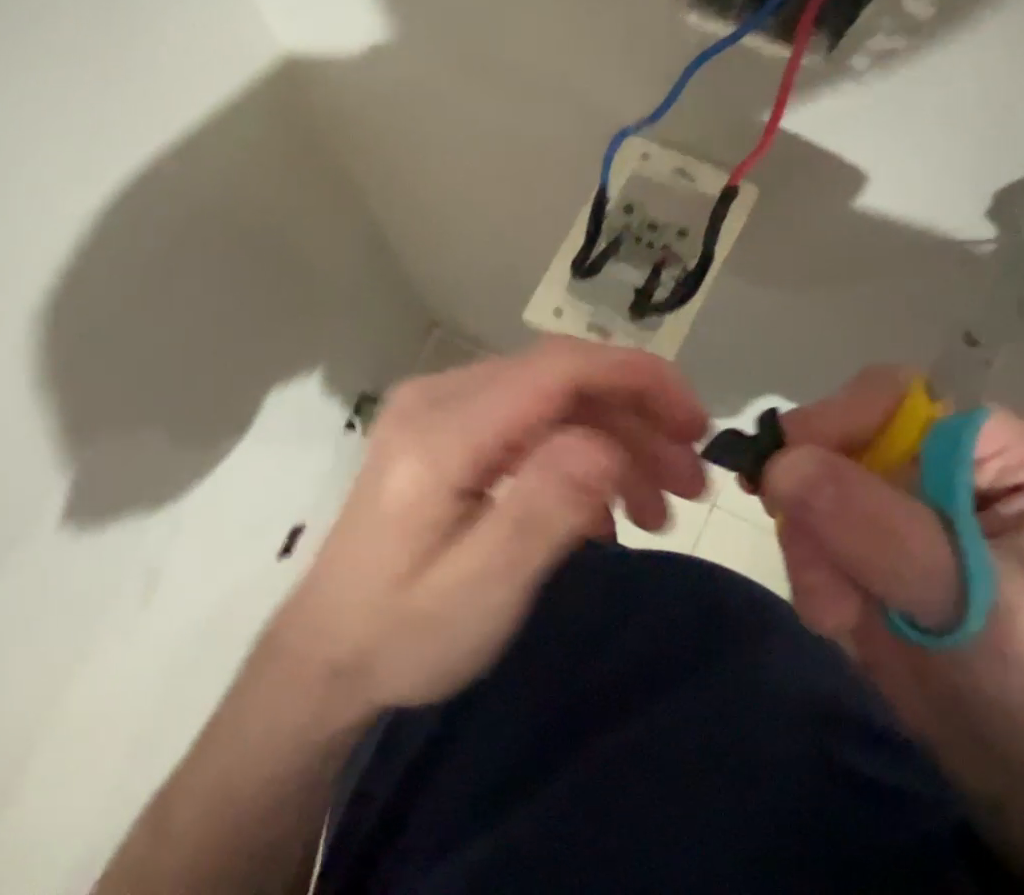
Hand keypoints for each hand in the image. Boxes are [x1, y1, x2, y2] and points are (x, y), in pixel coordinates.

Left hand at [262, 338, 707, 719]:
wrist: (326, 654)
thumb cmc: (403, 634)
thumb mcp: (483, 588)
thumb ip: (545, 507)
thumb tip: (608, 441)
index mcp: (442, 432)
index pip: (558, 369)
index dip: (639, 380)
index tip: (697, 426)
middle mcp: (434, 401)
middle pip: (558, 380)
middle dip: (635, 422)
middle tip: (688, 487)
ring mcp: (431, 415)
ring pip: (547, 401)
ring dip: (611, 443)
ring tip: (654, 511)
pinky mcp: (436, 439)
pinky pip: (521, 426)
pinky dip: (572, 458)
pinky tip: (598, 516)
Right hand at [756, 367, 1023, 806]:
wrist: (1020, 761)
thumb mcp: (972, 603)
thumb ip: (883, 531)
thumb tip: (782, 464)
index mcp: (1007, 451)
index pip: (898, 398)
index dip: (837, 426)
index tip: (787, 481)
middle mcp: (947, 460)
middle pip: (839, 438)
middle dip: (818, 511)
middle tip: (824, 577)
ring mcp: (899, 497)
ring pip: (807, 484)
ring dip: (809, 550)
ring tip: (840, 610)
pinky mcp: (863, 534)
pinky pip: (801, 524)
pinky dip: (806, 569)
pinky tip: (840, 614)